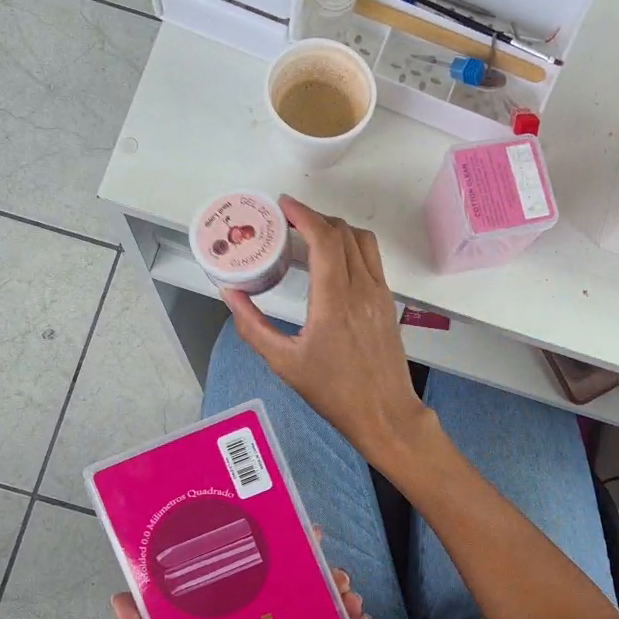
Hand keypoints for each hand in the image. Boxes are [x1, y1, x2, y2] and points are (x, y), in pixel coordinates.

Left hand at [111, 565, 370, 618]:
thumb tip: (120, 597)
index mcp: (237, 615)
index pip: (263, 572)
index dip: (286, 547)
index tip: (308, 533)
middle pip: (302, 589)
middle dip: (324, 576)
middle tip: (337, 577)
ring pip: (323, 615)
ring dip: (342, 602)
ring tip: (352, 603)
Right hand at [223, 195, 429, 466]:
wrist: (384, 412)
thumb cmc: (333, 392)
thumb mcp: (284, 362)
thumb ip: (253, 326)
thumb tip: (230, 294)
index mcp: (334, 300)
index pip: (324, 239)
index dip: (303, 214)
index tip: (283, 205)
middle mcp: (361, 288)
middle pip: (343, 232)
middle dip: (315, 218)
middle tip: (289, 220)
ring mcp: (379, 293)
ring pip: (362, 241)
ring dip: (336, 229)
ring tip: (310, 235)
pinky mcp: (387, 302)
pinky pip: (371, 259)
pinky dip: (351, 247)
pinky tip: (332, 261)